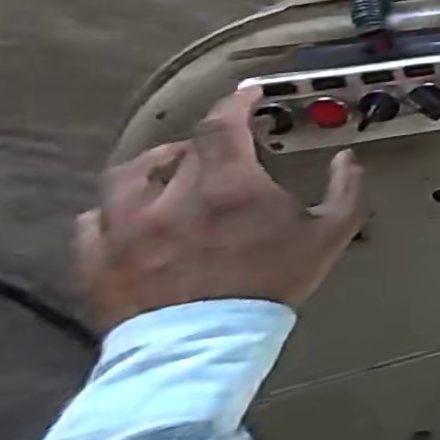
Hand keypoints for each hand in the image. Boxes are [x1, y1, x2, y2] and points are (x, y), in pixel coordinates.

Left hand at [76, 87, 364, 331]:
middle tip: (223, 148)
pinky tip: (128, 215)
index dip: (236, 102)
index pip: (223, 124)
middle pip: (180, 150)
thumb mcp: (331, 232)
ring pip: (126, 178)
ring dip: (152, 165)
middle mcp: (171, 196)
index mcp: (229, 184)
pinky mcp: (99, 261)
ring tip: (168, 168)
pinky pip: (92, 223)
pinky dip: (112, 211)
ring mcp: (127, 229)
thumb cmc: (272, 281)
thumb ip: (346, 188)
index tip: (248, 95)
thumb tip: (347, 158)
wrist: (207, 344)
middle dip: (205, 142)